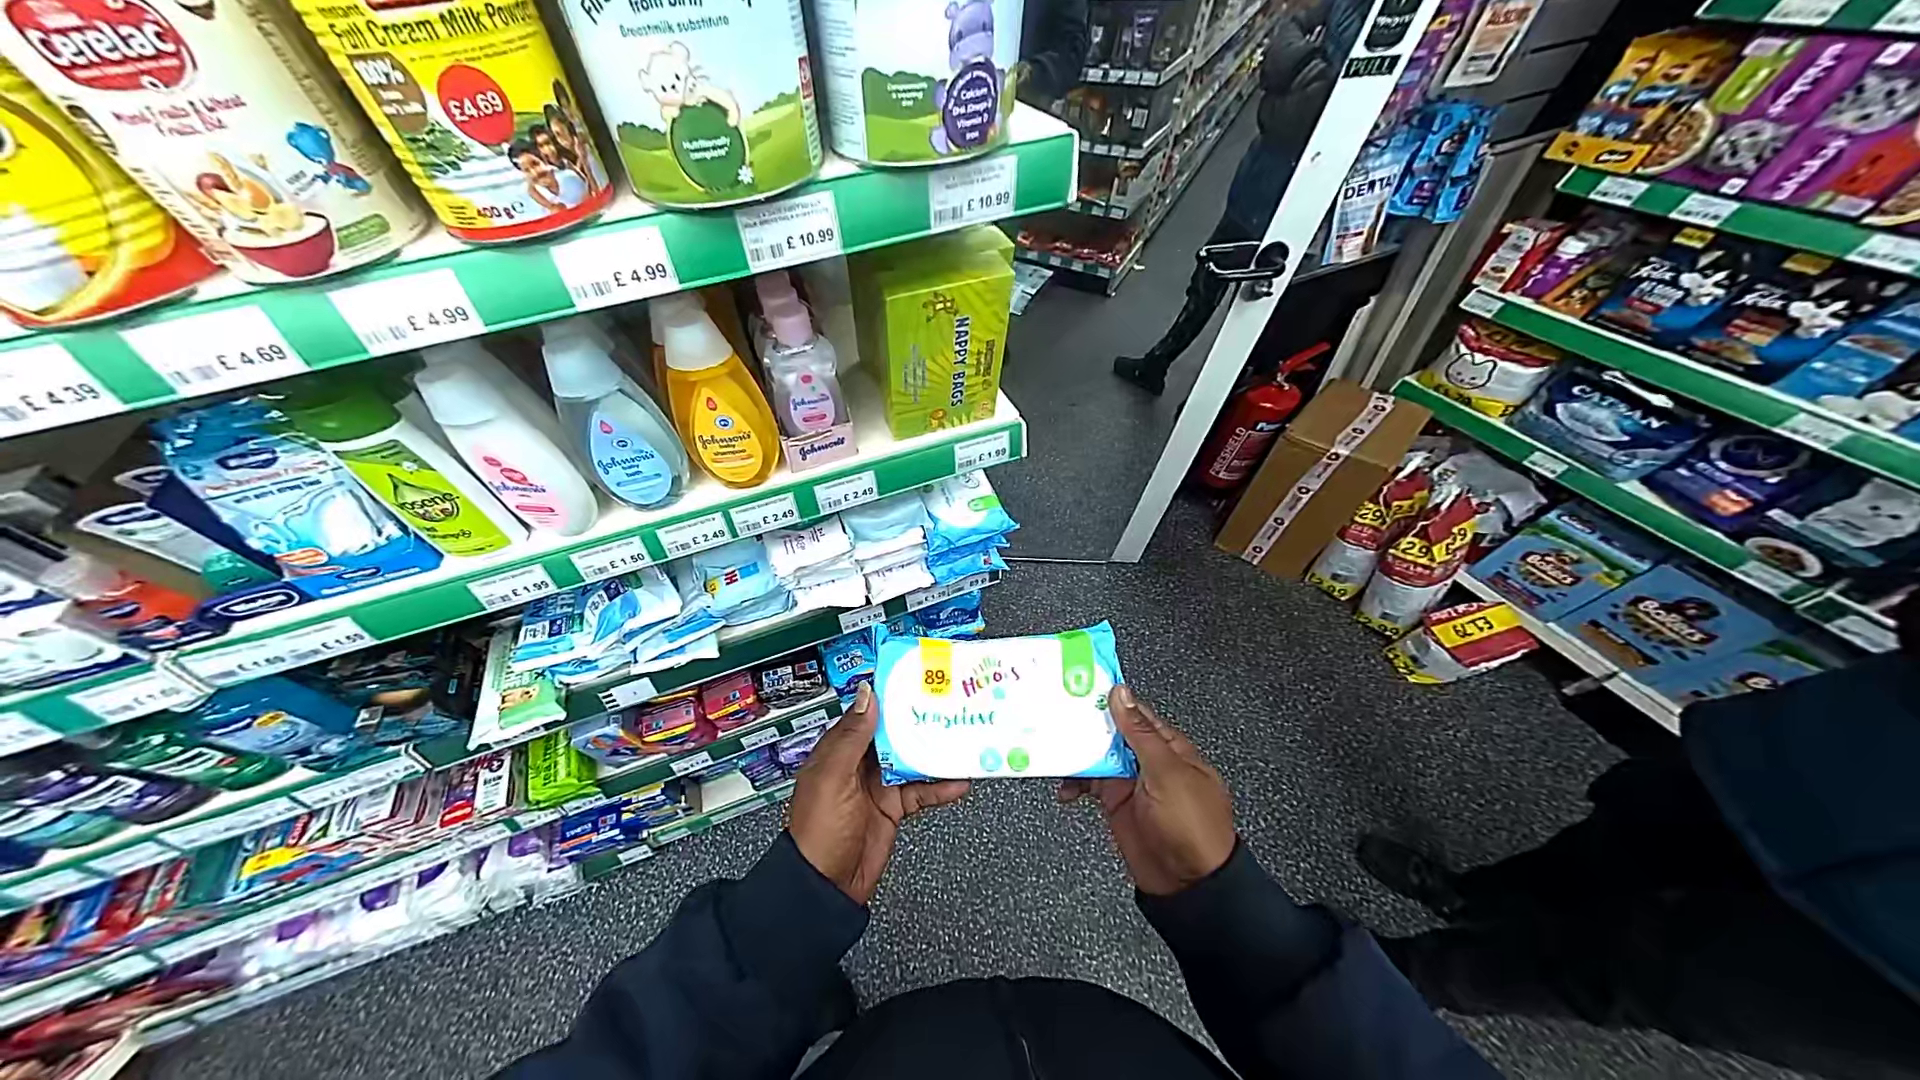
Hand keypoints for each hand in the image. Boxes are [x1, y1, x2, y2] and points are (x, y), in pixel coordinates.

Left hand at [789, 682, 969, 903]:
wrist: (826, 888)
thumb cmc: (818, 831)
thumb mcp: (833, 777)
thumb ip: (852, 737)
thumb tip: (867, 696)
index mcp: (839, 749)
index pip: (868, 713)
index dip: (890, 697)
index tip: (916, 680)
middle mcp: (859, 763)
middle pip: (895, 734)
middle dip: (920, 721)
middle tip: (949, 706)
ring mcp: (878, 785)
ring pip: (912, 759)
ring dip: (935, 752)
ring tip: (961, 739)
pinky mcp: (893, 807)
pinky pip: (921, 790)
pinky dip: (940, 786)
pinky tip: (958, 781)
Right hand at [1059, 684, 1235, 895]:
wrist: (1188, 885)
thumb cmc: (1192, 826)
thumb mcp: (1166, 772)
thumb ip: (1140, 733)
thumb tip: (1122, 695)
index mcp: (1167, 745)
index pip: (1132, 711)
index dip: (1108, 698)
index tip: (1078, 684)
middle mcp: (1146, 759)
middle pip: (1109, 731)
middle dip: (1084, 724)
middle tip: (1055, 714)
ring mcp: (1130, 781)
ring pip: (1095, 755)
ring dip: (1074, 753)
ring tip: (1053, 751)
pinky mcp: (1114, 802)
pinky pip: (1088, 783)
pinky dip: (1073, 783)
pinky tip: (1065, 788)